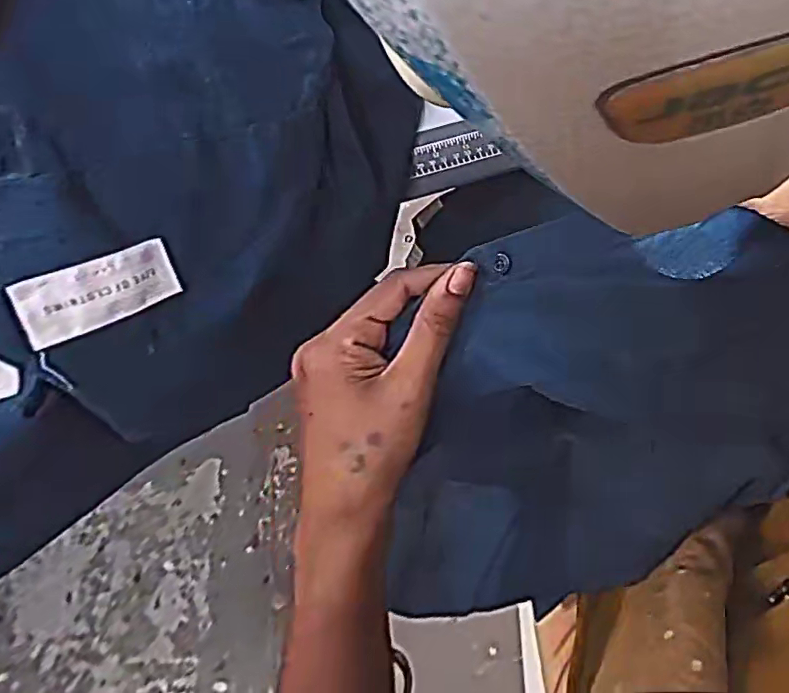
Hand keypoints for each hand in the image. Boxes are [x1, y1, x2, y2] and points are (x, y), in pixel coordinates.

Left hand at [289, 262, 475, 563]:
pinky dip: (400, 335)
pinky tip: (423, 341)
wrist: (346, 514)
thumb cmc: (374, 455)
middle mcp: (318, 347)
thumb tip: (459, 277)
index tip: (470, 274)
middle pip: (381, 301)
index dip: (434, 276)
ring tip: (452, 311)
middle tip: (466, 292)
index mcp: (330, 343)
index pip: (390, 288)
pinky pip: (370, 340)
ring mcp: (321, 364)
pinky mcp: (331, 379)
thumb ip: (436, 323)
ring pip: (377, 320)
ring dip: (414, 314)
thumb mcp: (412, 381)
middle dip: (425, 293)